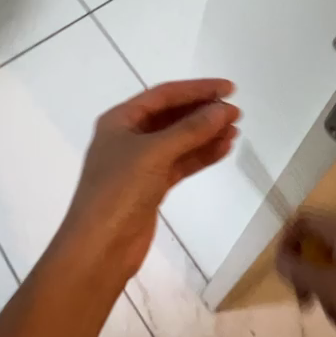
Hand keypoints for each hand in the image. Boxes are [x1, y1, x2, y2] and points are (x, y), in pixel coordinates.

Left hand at [50, 79, 239, 281]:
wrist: (99, 248)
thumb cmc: (118, 191)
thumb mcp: (153, 154)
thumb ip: (190, 130)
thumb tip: (222, 109)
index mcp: (119, 119)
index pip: (163, 95)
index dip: (197, 89)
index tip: (229, 88)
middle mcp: (128, 137)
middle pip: (171, 116)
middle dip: (202, 112)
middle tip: (235, 111)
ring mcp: (139, 164)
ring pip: (178, 141)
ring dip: (205, 134)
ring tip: (236, 129)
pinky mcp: (150, 187)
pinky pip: (180, 163)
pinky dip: (200, 156)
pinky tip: (223, 149)